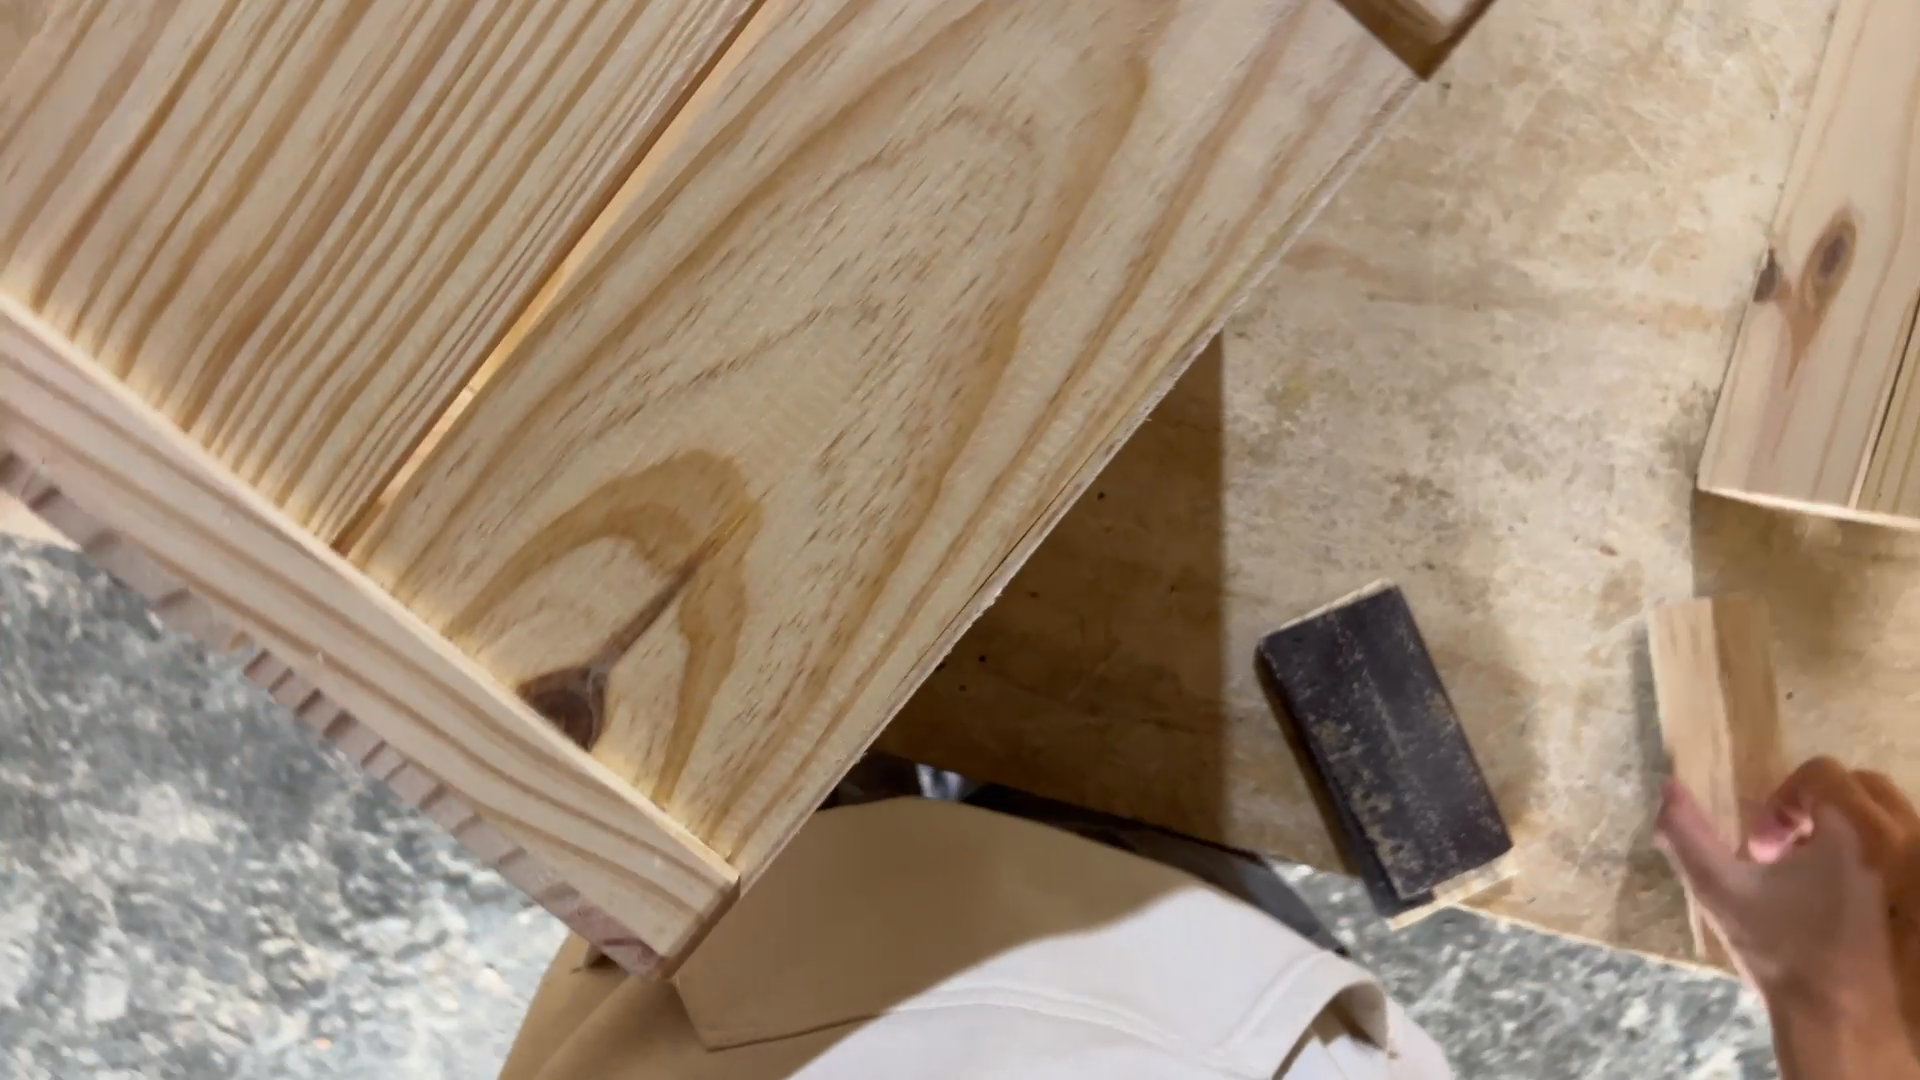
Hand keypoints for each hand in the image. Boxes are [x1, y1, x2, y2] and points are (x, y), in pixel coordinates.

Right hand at [1657, 758, 1919, 1077]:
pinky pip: (1905, 850)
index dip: (1780, 800)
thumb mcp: (1715, 884)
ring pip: (1889, 819)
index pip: (1821, 774)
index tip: (1761, 846)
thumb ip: (1685, 829)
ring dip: (1842, 830)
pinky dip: (1869, 856)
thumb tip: (1667, 784)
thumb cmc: (1778, 946)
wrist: (1843, 1019)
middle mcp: (1906, 846)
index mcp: (1857, 834)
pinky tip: (1839, 896)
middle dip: (1814, 807)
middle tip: (1783, 850)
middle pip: (1862, 787)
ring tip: (1808, 873)